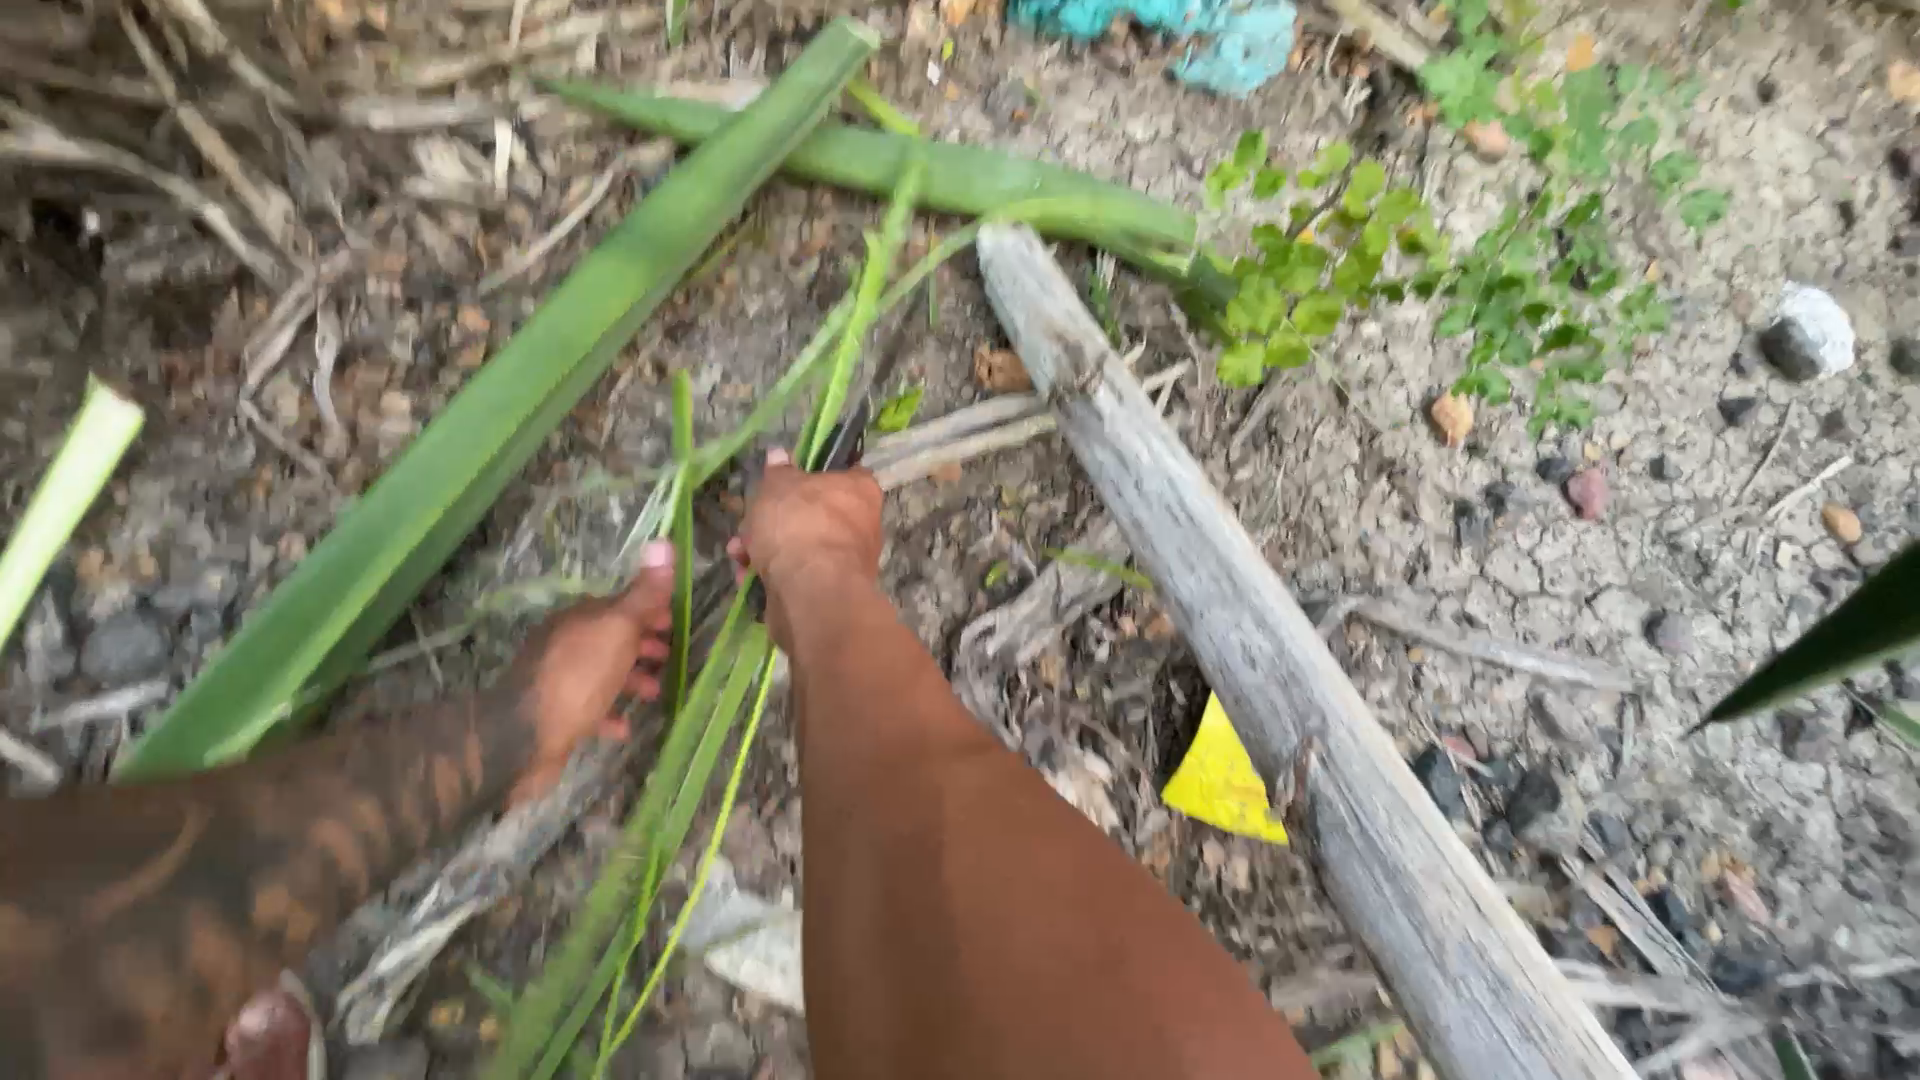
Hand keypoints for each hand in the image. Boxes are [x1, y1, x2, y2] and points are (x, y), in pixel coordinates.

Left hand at [507, 540, 674, 802]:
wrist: (520, 738)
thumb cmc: (577, 677)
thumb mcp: (617, 628)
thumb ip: (644, 593)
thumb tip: (664, 542)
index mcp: (580, 619)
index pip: (621, 605)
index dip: (651, 612)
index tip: (675, 625)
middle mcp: (566, 644)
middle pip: (612, 638)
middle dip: (643, 645)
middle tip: (669, 659)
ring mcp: (558, 681)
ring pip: (603, 673)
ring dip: (631, 679)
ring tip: (655, 694)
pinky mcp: (555, 716)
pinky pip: (590, 709)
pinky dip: (610, 713)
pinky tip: (624, 726)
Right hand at [727, 449, 883, 650]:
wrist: (812, 591)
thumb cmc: (800, 524)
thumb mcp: (779, 486)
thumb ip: (778, 471)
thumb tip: (779, 454)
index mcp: (860, 490)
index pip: (844, 473)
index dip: (813, 475)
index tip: (785, 481)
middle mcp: (862, 525)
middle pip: (813, 514)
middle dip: (773, 520)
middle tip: (749, 523)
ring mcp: (847, 561)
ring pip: (800, 546)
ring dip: (765, 548)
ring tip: (739, 553)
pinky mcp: (829, 591)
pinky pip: (798, 575)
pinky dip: (772, 575)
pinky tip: (747, 577)